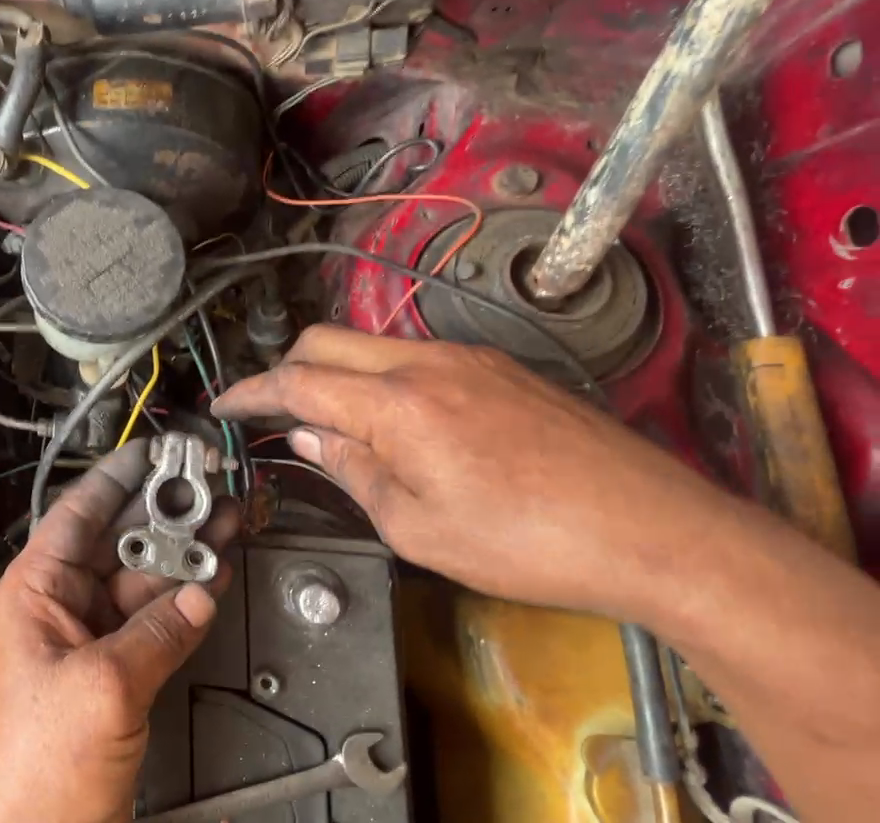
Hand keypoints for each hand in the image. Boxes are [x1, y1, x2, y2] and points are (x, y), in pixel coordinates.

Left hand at [0, 442, 241, 822]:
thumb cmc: (37, 764)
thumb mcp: (104, 687)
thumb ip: (156, 634)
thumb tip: (198, 598)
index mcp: (36, 588)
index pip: (79, 512)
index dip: (118, 478)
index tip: (154, 452)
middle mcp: (59, 603)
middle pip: (117, 541)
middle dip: (164, 514)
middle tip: (208, 486)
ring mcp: (87, 636)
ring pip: (140, 579)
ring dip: (182, 555)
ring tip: (225, 522)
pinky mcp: (112, 669)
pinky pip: (151, 620)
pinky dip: (182, 602)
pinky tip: (212, 579)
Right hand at [211, 325, 734, 620]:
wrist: (661, 535)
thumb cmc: (530, 544)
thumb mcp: (417, 528)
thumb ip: (351, 472)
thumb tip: (309, 438)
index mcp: (397, 406)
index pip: (297, 382)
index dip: (250, 392)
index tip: (223, 405)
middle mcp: (427, 364)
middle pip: (324, 340)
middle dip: (285, 368)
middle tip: (271, 409)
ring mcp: (468, 359)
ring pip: (370, 342)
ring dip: (336, 369)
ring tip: (334, 419)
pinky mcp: (502, 368)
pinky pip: (415, 353)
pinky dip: (381, 375)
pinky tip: (397, 418)